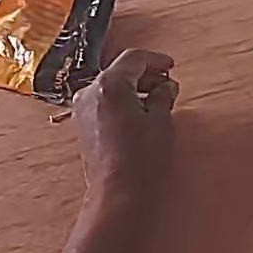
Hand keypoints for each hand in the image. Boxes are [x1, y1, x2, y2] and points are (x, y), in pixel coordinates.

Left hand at [72, 48, 176, 205]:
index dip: (155, 60)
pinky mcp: (82, 127)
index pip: (134, 59)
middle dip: (144, 75)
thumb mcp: (161, 121)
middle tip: (167, 85)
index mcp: (110, 84)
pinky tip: (138, 115)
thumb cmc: (142, 157)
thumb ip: (163, 96)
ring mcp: (82, 110)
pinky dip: (120, 103)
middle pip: (119, 72)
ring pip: (110, 88)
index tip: (171, 67)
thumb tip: (165, 87)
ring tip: (157, 102)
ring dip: (133, 89)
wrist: (118, 194)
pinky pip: (103, 104)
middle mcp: (90, 92)